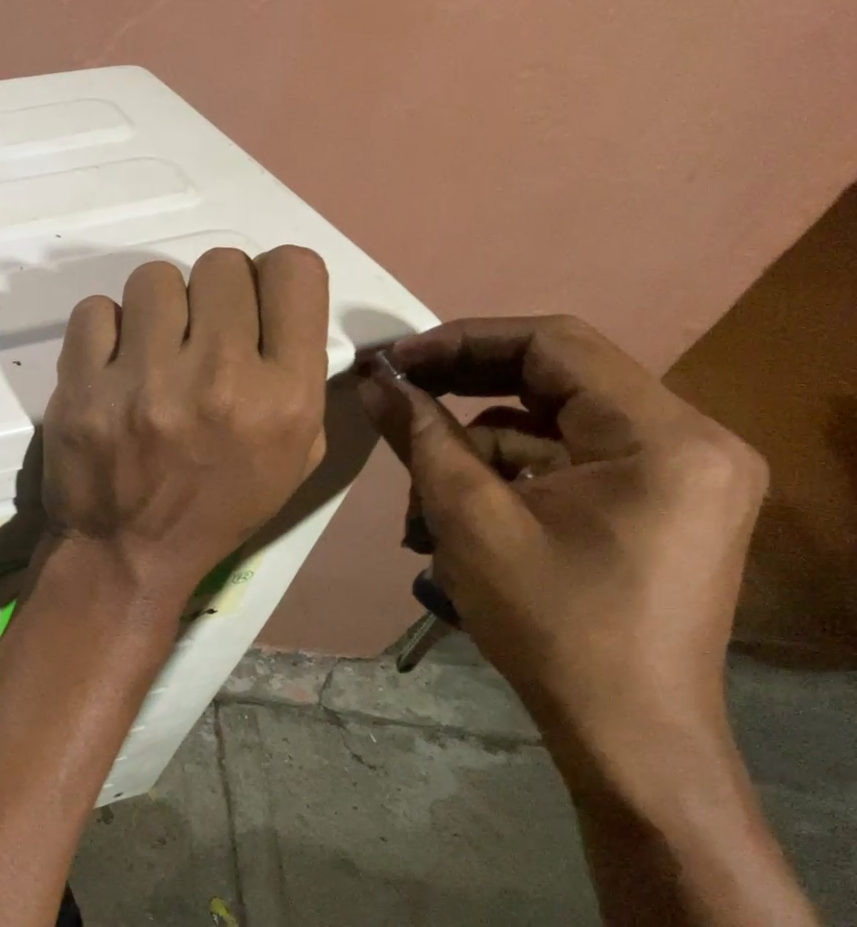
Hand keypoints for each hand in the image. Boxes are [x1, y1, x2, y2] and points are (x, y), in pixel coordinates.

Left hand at [40, 246, 329, 607]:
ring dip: (155, 307)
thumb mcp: (296, 456)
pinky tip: (110, 364)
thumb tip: (277, 307)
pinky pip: (95, 308)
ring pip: (154, 278)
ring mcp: (144, 381)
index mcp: (285, 397)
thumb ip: (299, 375)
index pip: (295, 269)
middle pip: (221, 263)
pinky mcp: (83, 385)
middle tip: (196, 333)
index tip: (253, 303)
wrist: (126, 552)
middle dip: (212, 291)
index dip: (273, 277)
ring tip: (150, 350)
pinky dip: (104, 329)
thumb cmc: (216, 507)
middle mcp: (220, 378)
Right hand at [356, 315, 767, 745]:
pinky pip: (574, 457)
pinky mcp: (664, 503)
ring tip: (418, 475)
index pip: (556, 343)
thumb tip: (375, 380)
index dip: (463, 340)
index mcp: (664, 437)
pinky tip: (457, 502)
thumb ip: (423, 435)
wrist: (627, 728)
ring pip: (559, 420)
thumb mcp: (470, 518)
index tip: (394, 360)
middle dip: (466, 382)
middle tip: (394, 391)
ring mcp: (684, 474)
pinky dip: (511, 466)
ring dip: (481, 435)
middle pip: (560, 376)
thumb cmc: (551, 621)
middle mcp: (691, 441)